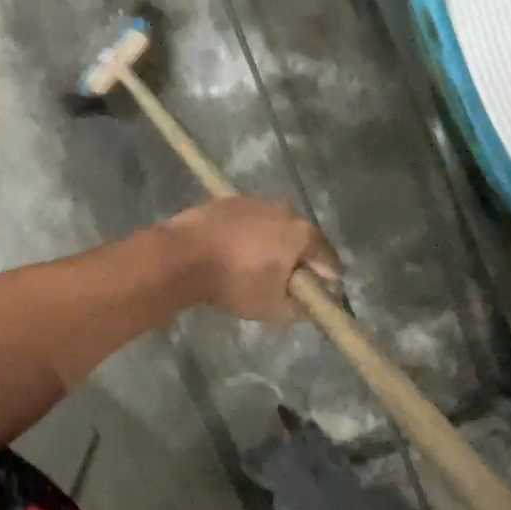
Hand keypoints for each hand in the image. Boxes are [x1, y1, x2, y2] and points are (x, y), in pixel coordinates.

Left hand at [163, 197, 341, 321]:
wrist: (181, 255)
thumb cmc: (235, 282)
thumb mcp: (277, 309)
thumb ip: (304, 307)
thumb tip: (311, 303)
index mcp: (301, 232)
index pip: (328, 259)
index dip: (327, 281)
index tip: (318, 296)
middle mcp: (280, 209)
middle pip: (300, 238)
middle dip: (297, 259)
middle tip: (285, 281)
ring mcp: (250, 201)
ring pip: (271, 226)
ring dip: (270, 243)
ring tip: (256, 265)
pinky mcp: (223, 200)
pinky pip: (245, 220)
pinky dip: (246, 233)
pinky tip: (233, 250)